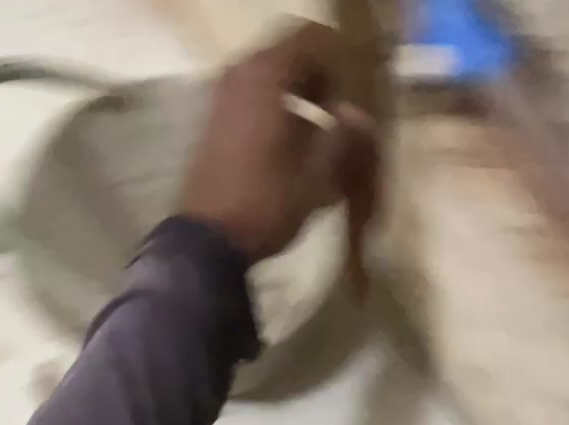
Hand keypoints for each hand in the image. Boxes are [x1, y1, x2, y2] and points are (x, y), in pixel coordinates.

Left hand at [177, 20, 380, 290]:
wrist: (208, 241)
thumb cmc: (266, 205)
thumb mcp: (316, 178)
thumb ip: (342, 138)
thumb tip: (360, 116)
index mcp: (266, 76)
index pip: (310, 38)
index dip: (338, 58)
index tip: (355, 88)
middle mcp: (239, 74)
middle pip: (288, 56)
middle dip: (318, 78)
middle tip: (341, 111)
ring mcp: (220, 97)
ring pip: (269, 80)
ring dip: (298, 98)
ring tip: (321, 134)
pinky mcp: (213, 123)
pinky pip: (253, 101)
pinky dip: (276, 112)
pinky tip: (293, 149)